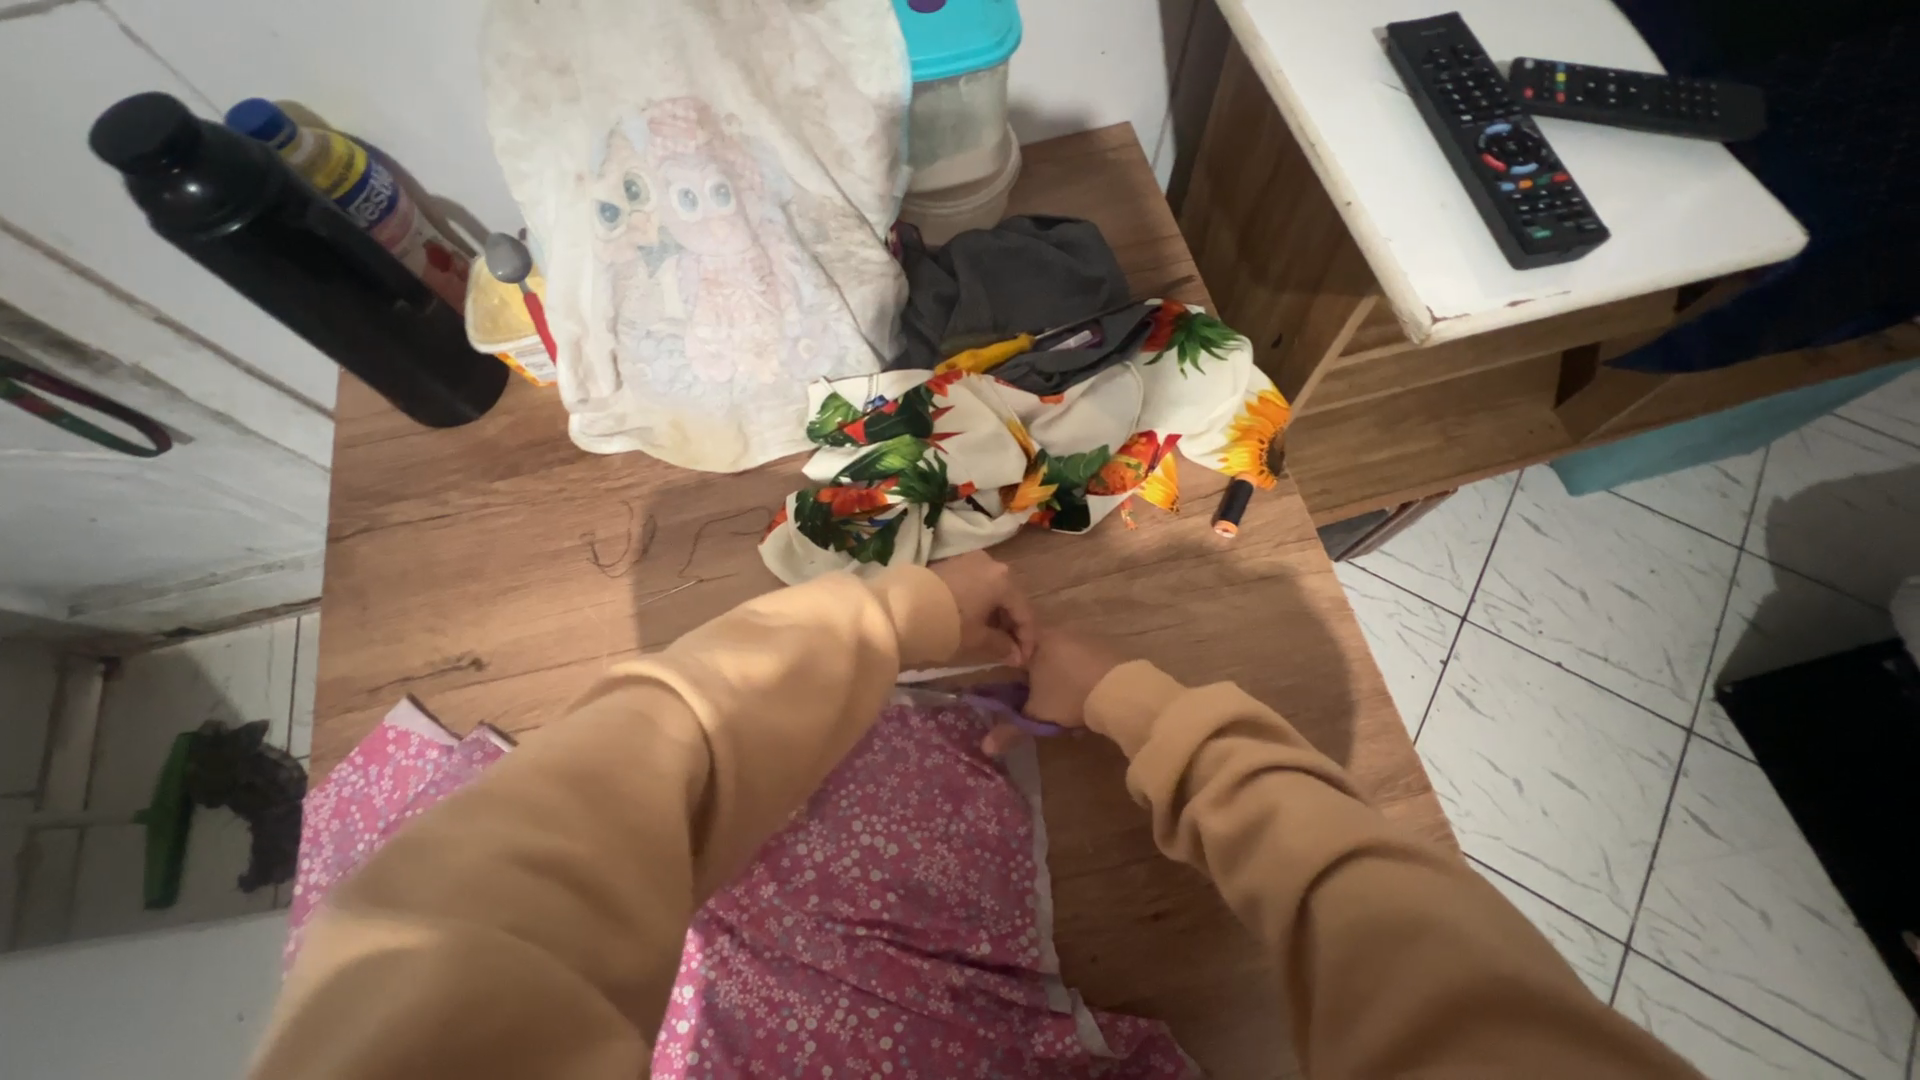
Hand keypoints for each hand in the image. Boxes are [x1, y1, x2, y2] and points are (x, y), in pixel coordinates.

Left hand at [929, 552, 1035, 666]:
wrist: (899, 609)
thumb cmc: (947, 626)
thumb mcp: (977, 640)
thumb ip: (1002, 646)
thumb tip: (1016, 655)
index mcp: (1003, 580)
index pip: (1025, 612)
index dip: (1027, 640)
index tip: (1022, 661)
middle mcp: (990, 564)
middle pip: (1009, 598)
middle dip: (1011, 626)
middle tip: (1009, 651)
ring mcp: (969, 561)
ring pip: (991, 591)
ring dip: (995, 615)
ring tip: (991, 639)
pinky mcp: (951, 565)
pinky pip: (975, 586)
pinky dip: (980, 605)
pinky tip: (975, 622)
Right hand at [1023, 627, 1124, 728]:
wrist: (1118, 690)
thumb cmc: (1068, 696)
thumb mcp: (1036, 712)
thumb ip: (1018, 715)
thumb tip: (1007, 724)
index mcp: (1039, 641)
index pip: (1020, 654)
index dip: (1020, 676)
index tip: (1025, 694)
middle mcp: (1062, 631)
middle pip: (1046, 655)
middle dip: (1046, 677)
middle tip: (1049, 700)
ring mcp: (1087, 637)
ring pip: (1069, 658)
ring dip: (1068, 676)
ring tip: (1073, 701)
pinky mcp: (1109, 646)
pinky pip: (1090, 661)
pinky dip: (1088, 675)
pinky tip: (1092, 694)